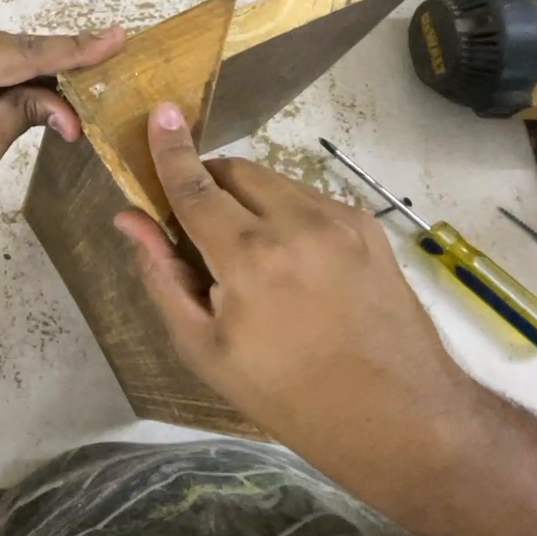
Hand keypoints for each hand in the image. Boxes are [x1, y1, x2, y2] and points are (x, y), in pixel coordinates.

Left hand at [0, 23, 124, 226]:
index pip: (25, 51)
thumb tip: (71, 109)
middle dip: (53, 66)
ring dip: (29, 69)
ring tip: (70, 87)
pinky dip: (3, 70)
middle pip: (11, 47)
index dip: (74, 48)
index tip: (117, 37)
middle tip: (98, 79)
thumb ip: (30, 108)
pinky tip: (32, 82)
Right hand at [114, 102, 485, 486]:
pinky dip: (280, 210)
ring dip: (243, 197)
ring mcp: (341, 221)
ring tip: (248, 251)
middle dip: (205, 183)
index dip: (169, 149)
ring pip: (270, 180)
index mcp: (250, 258)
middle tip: (197, 227)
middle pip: (232, 171)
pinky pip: (305, 197)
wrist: (408, 423)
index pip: (194, 185)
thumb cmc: (287, 393)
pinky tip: (289, 259)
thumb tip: (128, 218)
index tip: (158, 112)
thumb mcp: (202, 347)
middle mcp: (297, 224)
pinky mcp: (368, 227)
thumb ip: (160, 273)